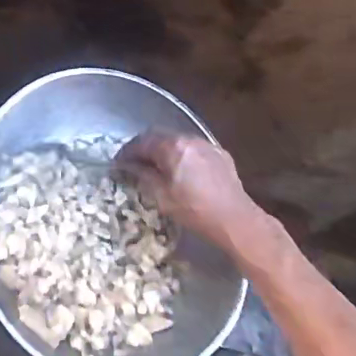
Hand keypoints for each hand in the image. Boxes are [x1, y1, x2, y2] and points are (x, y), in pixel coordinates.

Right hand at [116, 134, 274, 254]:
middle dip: (144, 147)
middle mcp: (189, 139)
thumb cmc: (196, 211)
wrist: (236, 219)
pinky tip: (182, 170)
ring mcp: (206, 144)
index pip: (142, 142)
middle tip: (134, 162)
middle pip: (160, 136)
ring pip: (178, 140)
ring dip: (164, 149)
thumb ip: (144, 176)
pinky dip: (182, 154)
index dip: (127, 151)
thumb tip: (129, 166)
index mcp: (172, 147)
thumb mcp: (163, 198)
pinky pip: (194, 148)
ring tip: (157, 166)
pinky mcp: (219, 153)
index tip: (119, 163)